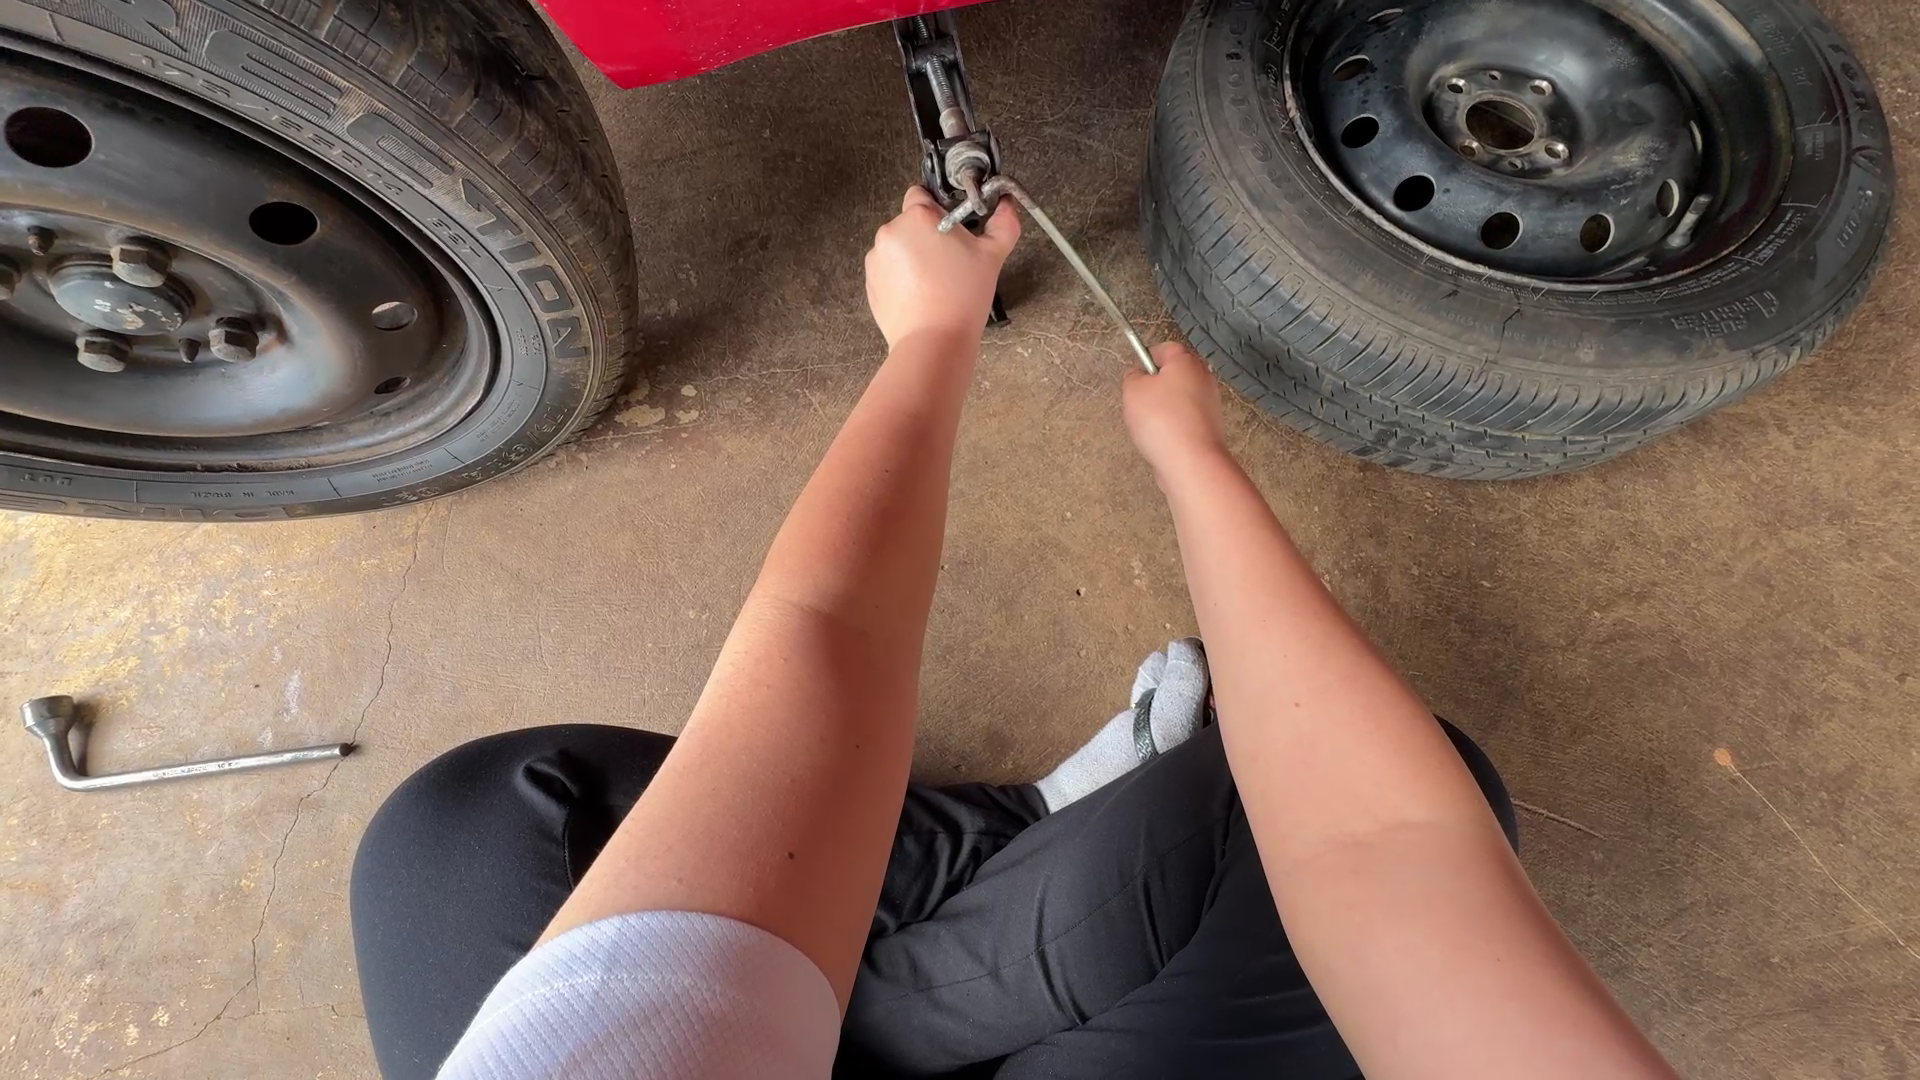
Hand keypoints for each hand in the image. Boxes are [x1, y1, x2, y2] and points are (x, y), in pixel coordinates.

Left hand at [865, 186, 1020, 347]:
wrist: (934, 342)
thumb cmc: (960, 299)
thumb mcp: (991, 257)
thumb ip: (1003, 224)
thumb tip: (1007, 207)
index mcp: (918, 217)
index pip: (921, 194)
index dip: (938, 211)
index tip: (950, 229)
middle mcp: (891, 232)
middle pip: (910, 224)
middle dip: (927, 238)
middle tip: (948, 264)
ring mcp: (877, 259)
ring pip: (898, 249)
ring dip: (912, 259)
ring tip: (934, 284)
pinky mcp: (871, 284)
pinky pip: (888, 272)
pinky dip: (901, 280)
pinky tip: (920, 296)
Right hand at [1124, 341, 1227, 475]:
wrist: (1190, 460)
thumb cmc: (1164, 423)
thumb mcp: (1132, 391)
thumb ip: (1132, 376)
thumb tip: (1136, 375)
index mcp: (1185, 361)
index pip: (1164, 348)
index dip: (1146, 359)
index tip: (1135, 373)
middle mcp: (1203, 377)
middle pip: (1174, 374)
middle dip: (1155, 386)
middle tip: (1139, 400)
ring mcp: (1209, 402)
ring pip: (1179, 397)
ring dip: (1164, 407)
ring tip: (1151, 424)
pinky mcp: (1209, 425)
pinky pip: (1185, 418)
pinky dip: (1173, 425)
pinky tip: (1163, 437)